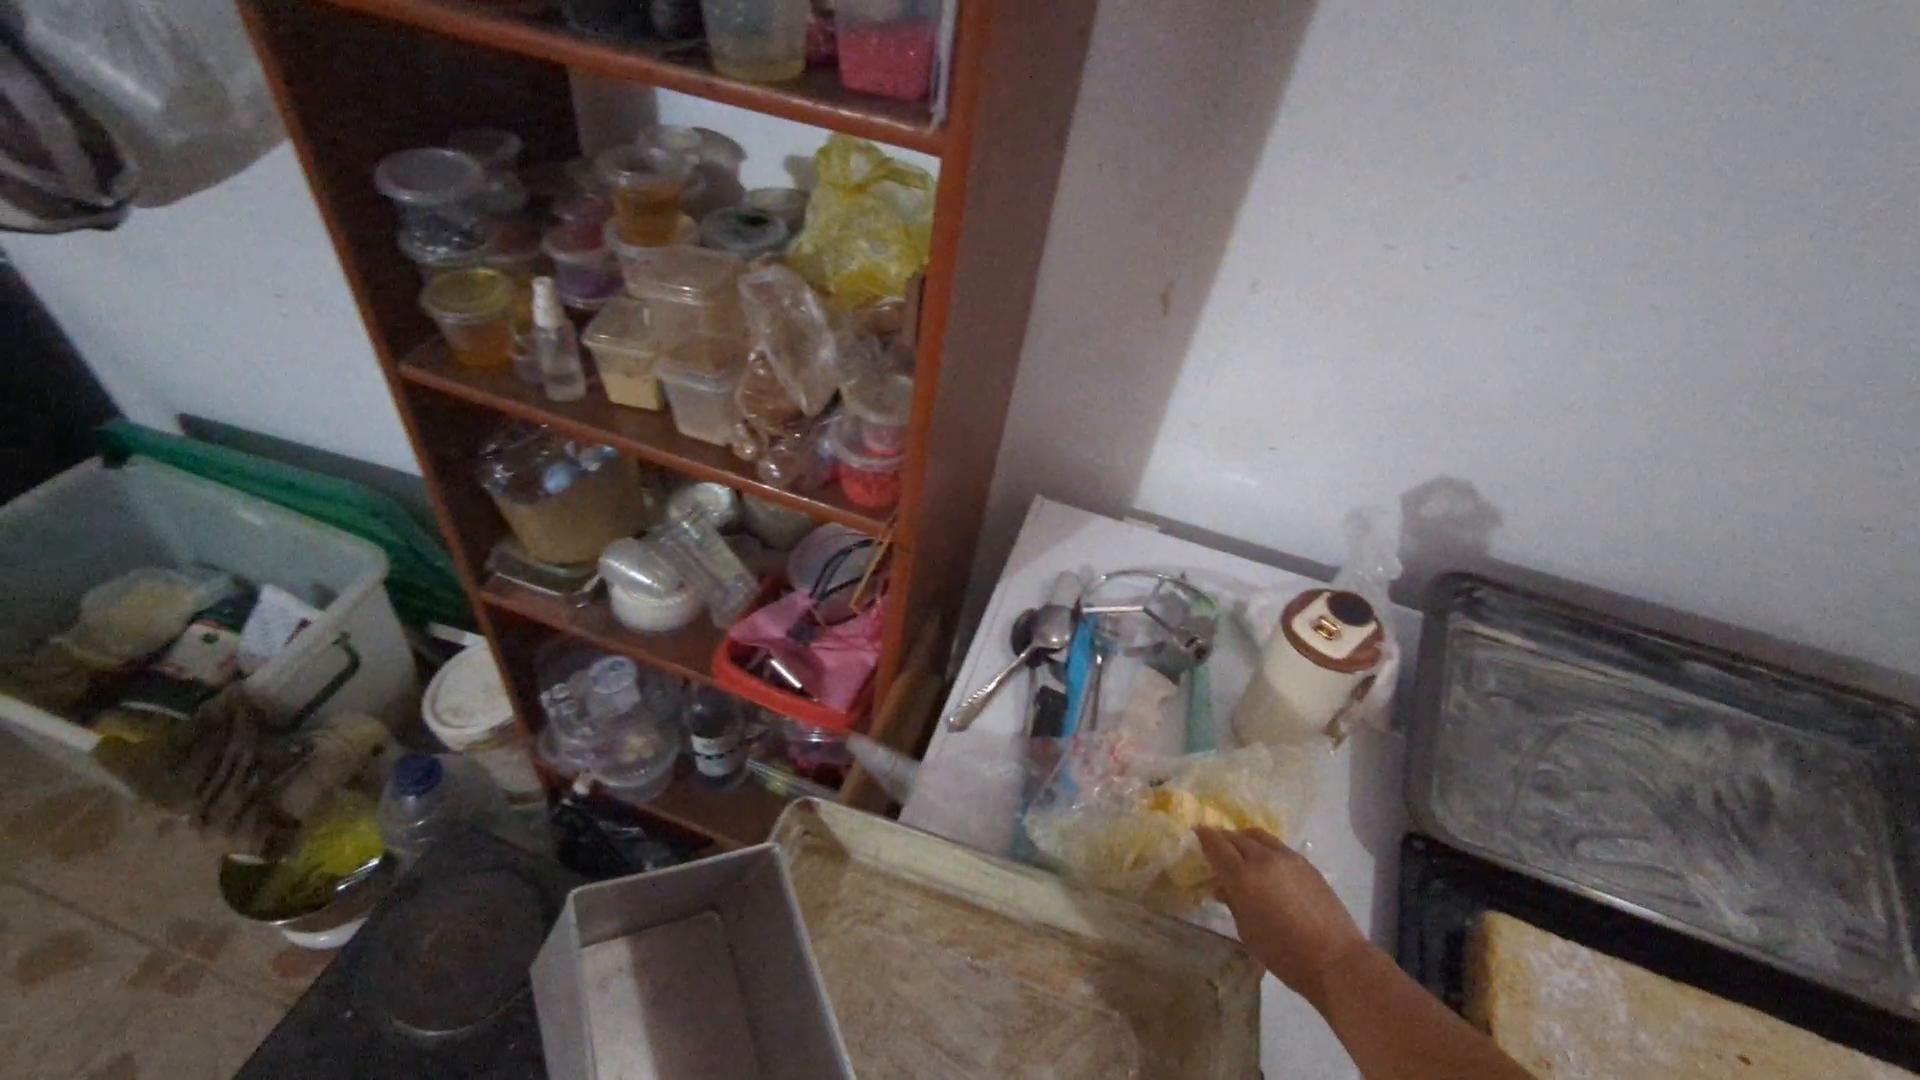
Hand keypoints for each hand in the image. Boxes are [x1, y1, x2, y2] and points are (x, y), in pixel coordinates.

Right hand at [1195, 827, 1370, 1006]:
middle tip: (1214, 847)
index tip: (1197, 834)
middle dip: (1221, 839)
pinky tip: (1265, 863)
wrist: (1335, 960)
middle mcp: (1263, 859)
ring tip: (1240, 851)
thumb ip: (1232, 902)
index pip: (1216, 845)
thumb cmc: (1284, 955)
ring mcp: (1287, 858)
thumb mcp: (1247, 931)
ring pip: (1257, 836)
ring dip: (1243, 839)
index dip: (1204, 837)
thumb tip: (1223, 887)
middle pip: (1235, 837)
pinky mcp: (1305, 863)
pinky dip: (1263, 847)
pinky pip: (1276, 846)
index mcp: (1243, 877)